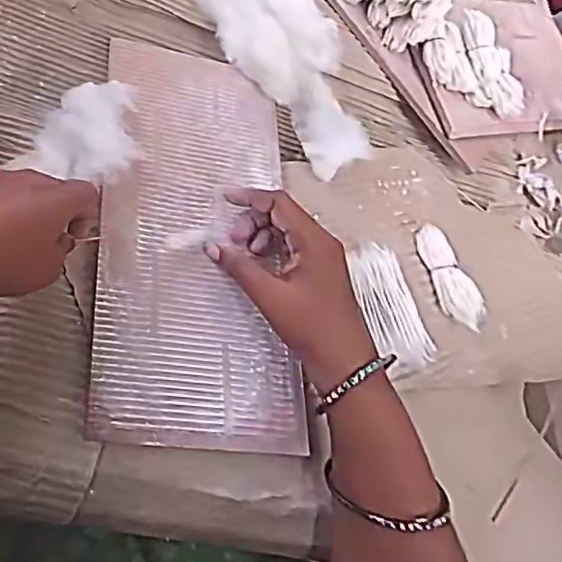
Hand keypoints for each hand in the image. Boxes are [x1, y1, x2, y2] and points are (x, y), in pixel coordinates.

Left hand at [0, 170, 97, 303]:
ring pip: (26, 193)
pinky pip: (0, 199)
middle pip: (56, 190)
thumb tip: (57, 242)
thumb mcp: (46, 269)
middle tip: (48, 244)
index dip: (86, 215)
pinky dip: (2, 216)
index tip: (74, 235)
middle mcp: (29, 180)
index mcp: (55, 196)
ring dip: (28, 214)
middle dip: (57, 214)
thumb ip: (61, 251)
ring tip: (16, 248)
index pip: (87, 193)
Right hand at [205, 188, 377, 382]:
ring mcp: (321, 256)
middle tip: (232, 240)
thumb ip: (239, 266)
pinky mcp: (318, 270)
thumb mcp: (269, 295)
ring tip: (243, 254)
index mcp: (315, 242)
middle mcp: (321, 244)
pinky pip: (290, 245)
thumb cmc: (319, 331)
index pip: (279, 203)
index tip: (228, 198)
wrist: (344, 363)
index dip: (251, 197)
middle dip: (252, 221)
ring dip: (259, 235)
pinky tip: (256, 264)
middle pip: (280, 214)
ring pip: (284, 229)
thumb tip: (216, 247)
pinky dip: (269, 248)